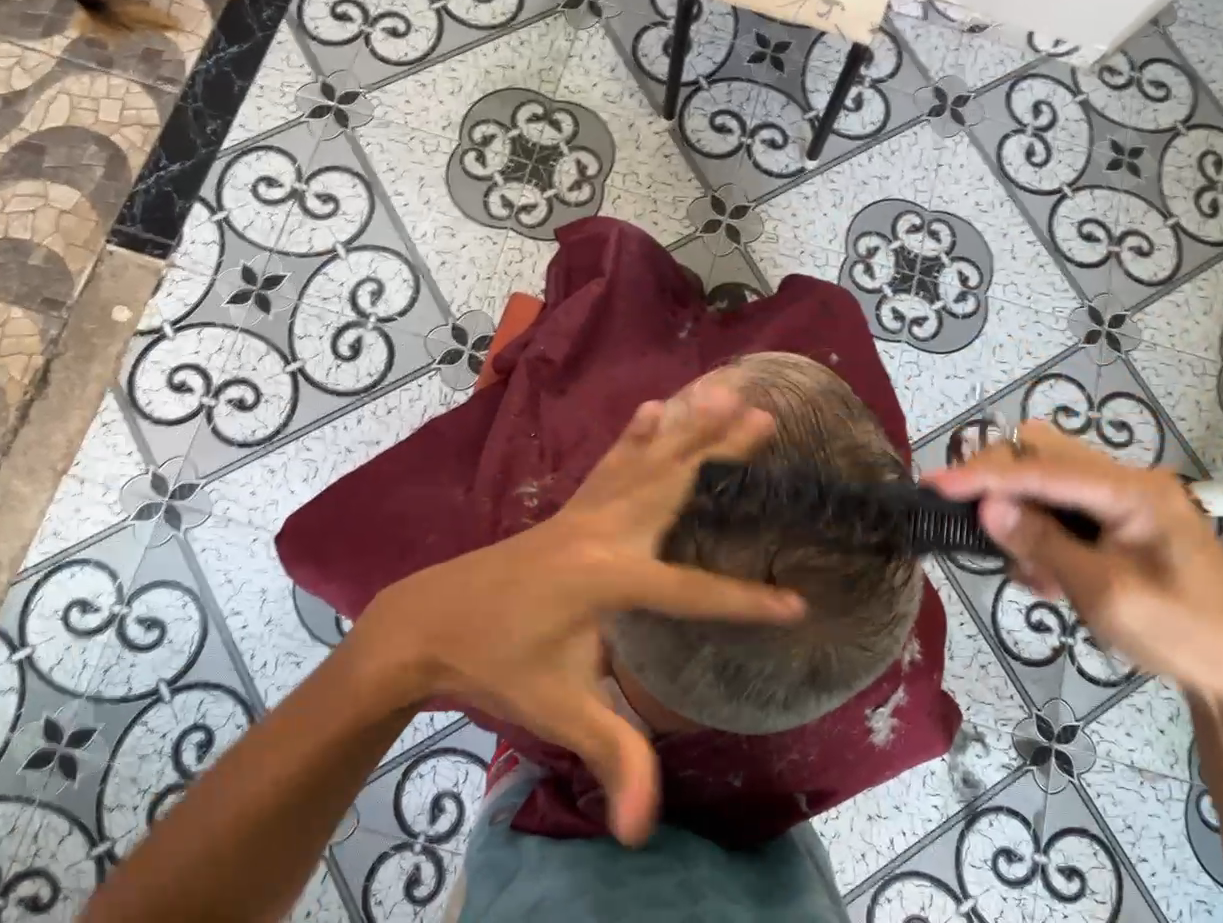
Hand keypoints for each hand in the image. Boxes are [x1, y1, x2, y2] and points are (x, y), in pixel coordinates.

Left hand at [343, 382, 805, 845]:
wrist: (425, 623)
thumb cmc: (494, 665)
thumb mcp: (557, 709)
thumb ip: (611, 754)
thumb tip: (641, 832)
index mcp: (607, 580)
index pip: (692, 592)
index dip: (745, 603)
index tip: (798, 605)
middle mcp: (601, 532)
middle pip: (673, 485)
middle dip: (723, 452)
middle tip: (767, 415)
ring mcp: (582, 513)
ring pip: (645, 460)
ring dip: (688, 426)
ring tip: (724, 391)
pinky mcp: (568, 510)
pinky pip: (610, 462)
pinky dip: (635, 434)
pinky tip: (653, 408)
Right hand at [926, 421, 1222, 709]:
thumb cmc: (1187, 635)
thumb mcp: (1107, 595)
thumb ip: (1045, 544)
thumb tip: (988, 506)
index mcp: (1133, 491)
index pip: (1040, 468)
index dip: (983, 475)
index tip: (933, 486)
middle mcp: (1128, 483)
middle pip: (1042, 454)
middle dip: (1001, 484)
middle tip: (977, 528)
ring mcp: (1126, 503)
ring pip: (1047, 482)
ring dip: (1023, 517)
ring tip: (1035, 573)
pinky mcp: (1121, 526)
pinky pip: (1062, 513)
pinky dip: (1043, 538)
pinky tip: (1053, 580)